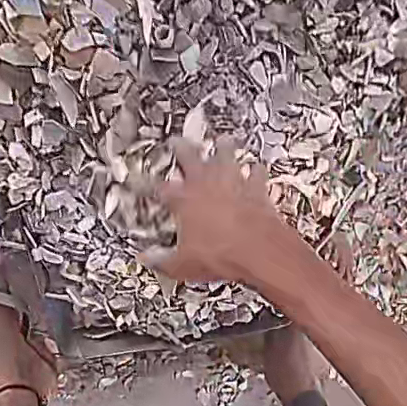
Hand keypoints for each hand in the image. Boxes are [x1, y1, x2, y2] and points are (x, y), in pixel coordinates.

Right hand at [141, 136, 296, 284]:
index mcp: (184, 200)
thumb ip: (163, 260)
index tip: (152, 184)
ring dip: (223, 149)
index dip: (156, 187)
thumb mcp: (183, 264)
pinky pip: (256, 173)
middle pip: (191, 160)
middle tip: (178, 141)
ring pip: (225, 158)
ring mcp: (232, 183)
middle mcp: (207, 185)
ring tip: (221, 141)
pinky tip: (256, 166)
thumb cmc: (221, 254)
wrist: (258, 251)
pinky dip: (255, 170)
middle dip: (182, 150)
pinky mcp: (256, 189)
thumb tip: (148, 261)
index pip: (164, 189)